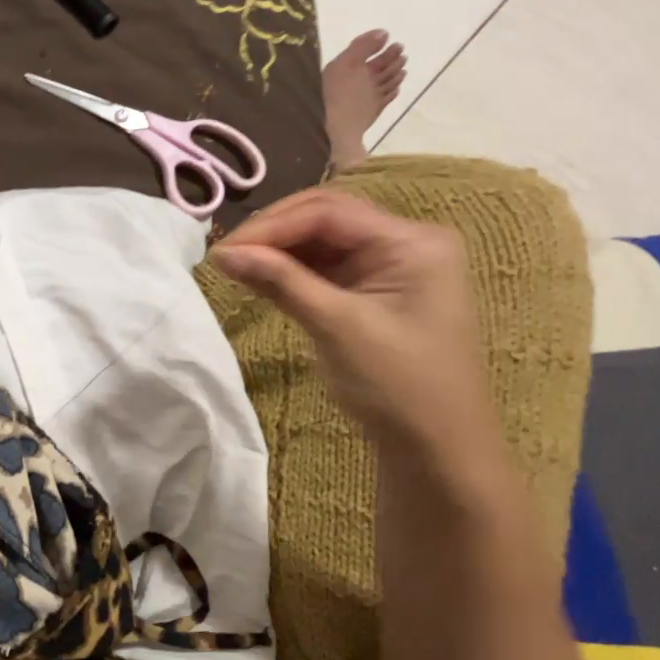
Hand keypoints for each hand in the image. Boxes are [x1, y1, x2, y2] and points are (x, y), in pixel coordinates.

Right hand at [210, 189, 492, 450]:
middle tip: (226, 255)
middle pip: (326, 216)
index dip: (271, 226)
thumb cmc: (397, 385)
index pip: (329, 213)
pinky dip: (291, 269)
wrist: (437, 446)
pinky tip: (260, 278)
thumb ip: (280, 282)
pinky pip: (326, 264)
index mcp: (413, 242)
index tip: (224, 251)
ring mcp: (393, 266)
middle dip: (273, 231)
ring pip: (322, 239)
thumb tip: (222, 253)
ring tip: (235, 266)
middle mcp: (407, 242)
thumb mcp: (335, 326)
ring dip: (278, 249)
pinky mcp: (375, 289)